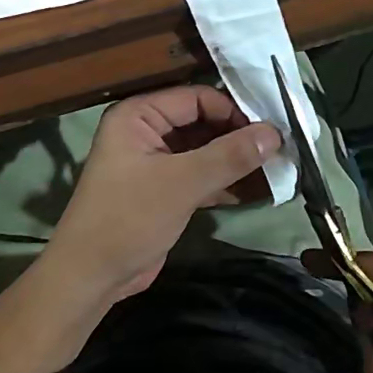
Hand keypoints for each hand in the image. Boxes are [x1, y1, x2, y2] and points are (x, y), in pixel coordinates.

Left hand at [41, 86, 280, 302]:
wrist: (92, 275)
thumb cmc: (129, 218)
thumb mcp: (182, 183)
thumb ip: (229, 156)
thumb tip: (275, 133)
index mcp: (138, 116)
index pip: (196, 98)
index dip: (234, 111)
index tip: (272, 130)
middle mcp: (145, 131)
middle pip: (201, 123)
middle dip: (238, 136)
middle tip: (280, 149)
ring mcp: (154, 162)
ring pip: (203, 151)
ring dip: (235, 160)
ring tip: (276, 169)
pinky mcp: (163, 190)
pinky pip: (200, 176)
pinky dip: (224, 182)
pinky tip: (256, 190)